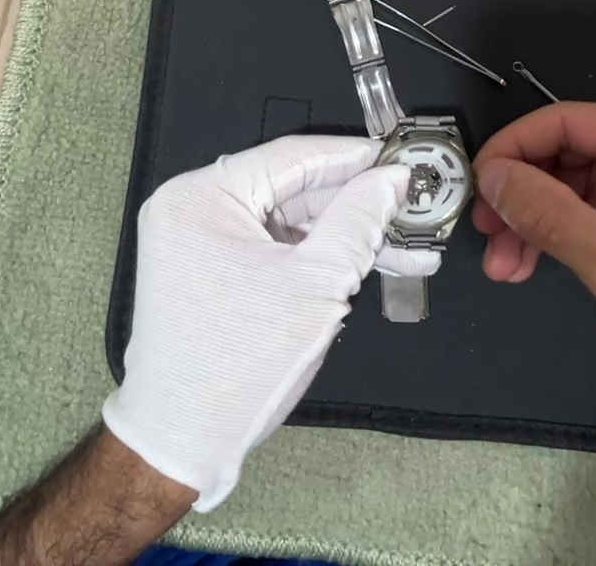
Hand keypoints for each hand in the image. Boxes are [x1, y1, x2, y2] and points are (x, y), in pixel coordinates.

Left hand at [102, 136, 405, 510]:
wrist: (185, 440)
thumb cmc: (241, 361)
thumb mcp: (318, 282)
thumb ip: (359, 219)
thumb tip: (391, 178)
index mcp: (202, 195)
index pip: (291, 156)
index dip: (352, 156)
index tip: (398, 156)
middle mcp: (193, 206)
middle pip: (291, 187)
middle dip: (355, 201)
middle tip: (410, 199)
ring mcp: (200, 237)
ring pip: (289, 219)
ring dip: (345, 232)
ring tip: (406, 240)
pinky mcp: (213, 267)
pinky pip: (275, 245)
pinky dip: (317, 254)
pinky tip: (370, 261)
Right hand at [471, 103, 595, 406]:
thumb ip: (544, 210)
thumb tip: (489, 175)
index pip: (567, 122)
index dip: (513, 148)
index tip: (474, 184)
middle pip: (566, 155)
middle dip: (521, 194)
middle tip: (483, 231)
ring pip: (572, 187)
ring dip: (532, 221)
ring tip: (501, 263)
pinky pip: (590, 214)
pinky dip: (556, 236)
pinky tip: (526, 263)